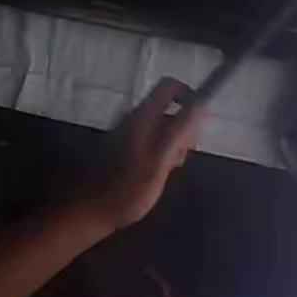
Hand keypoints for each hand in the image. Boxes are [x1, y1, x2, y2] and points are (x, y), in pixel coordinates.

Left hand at [74, 78, 206, 229]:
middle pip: (169, 107)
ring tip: (169, 168)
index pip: (168, 86)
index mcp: (142, 117)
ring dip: (175, 143)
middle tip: (182, 154)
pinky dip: (164, 151)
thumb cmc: (128, 189)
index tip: (201, 120)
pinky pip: (154, 138)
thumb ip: (179, 132)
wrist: (95, 209)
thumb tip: (200, 106)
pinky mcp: (128, 144)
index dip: (189, 95)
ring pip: (164, 125)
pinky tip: (160, 172)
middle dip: (184, 128)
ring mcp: (130, 130)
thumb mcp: (159, 162)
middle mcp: (135, 117)